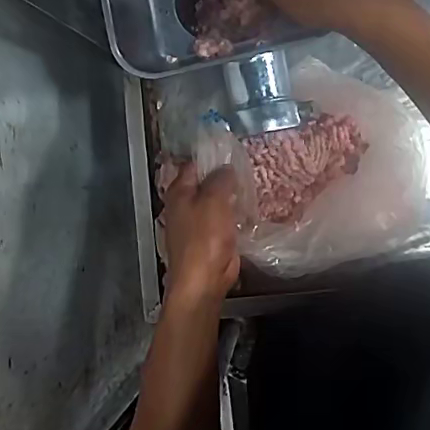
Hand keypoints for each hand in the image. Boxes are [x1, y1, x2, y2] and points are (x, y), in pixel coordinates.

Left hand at [161, 163, 239, 307]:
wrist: (204, 280)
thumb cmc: (205, 238)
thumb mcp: (215, 200)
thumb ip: (221, 179)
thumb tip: (226, 167)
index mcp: (179, 193)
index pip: (194, 165)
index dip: (212, 156)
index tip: (232, 150)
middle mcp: (184, 205)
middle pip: (205, 182)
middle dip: (224, 175)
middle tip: (247, 165)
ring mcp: (196, 222)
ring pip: (216, 200)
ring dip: (230, 194)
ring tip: (251, 183)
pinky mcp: (210, 237)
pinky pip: (223, 217)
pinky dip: (234, 212)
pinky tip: (249, 207)